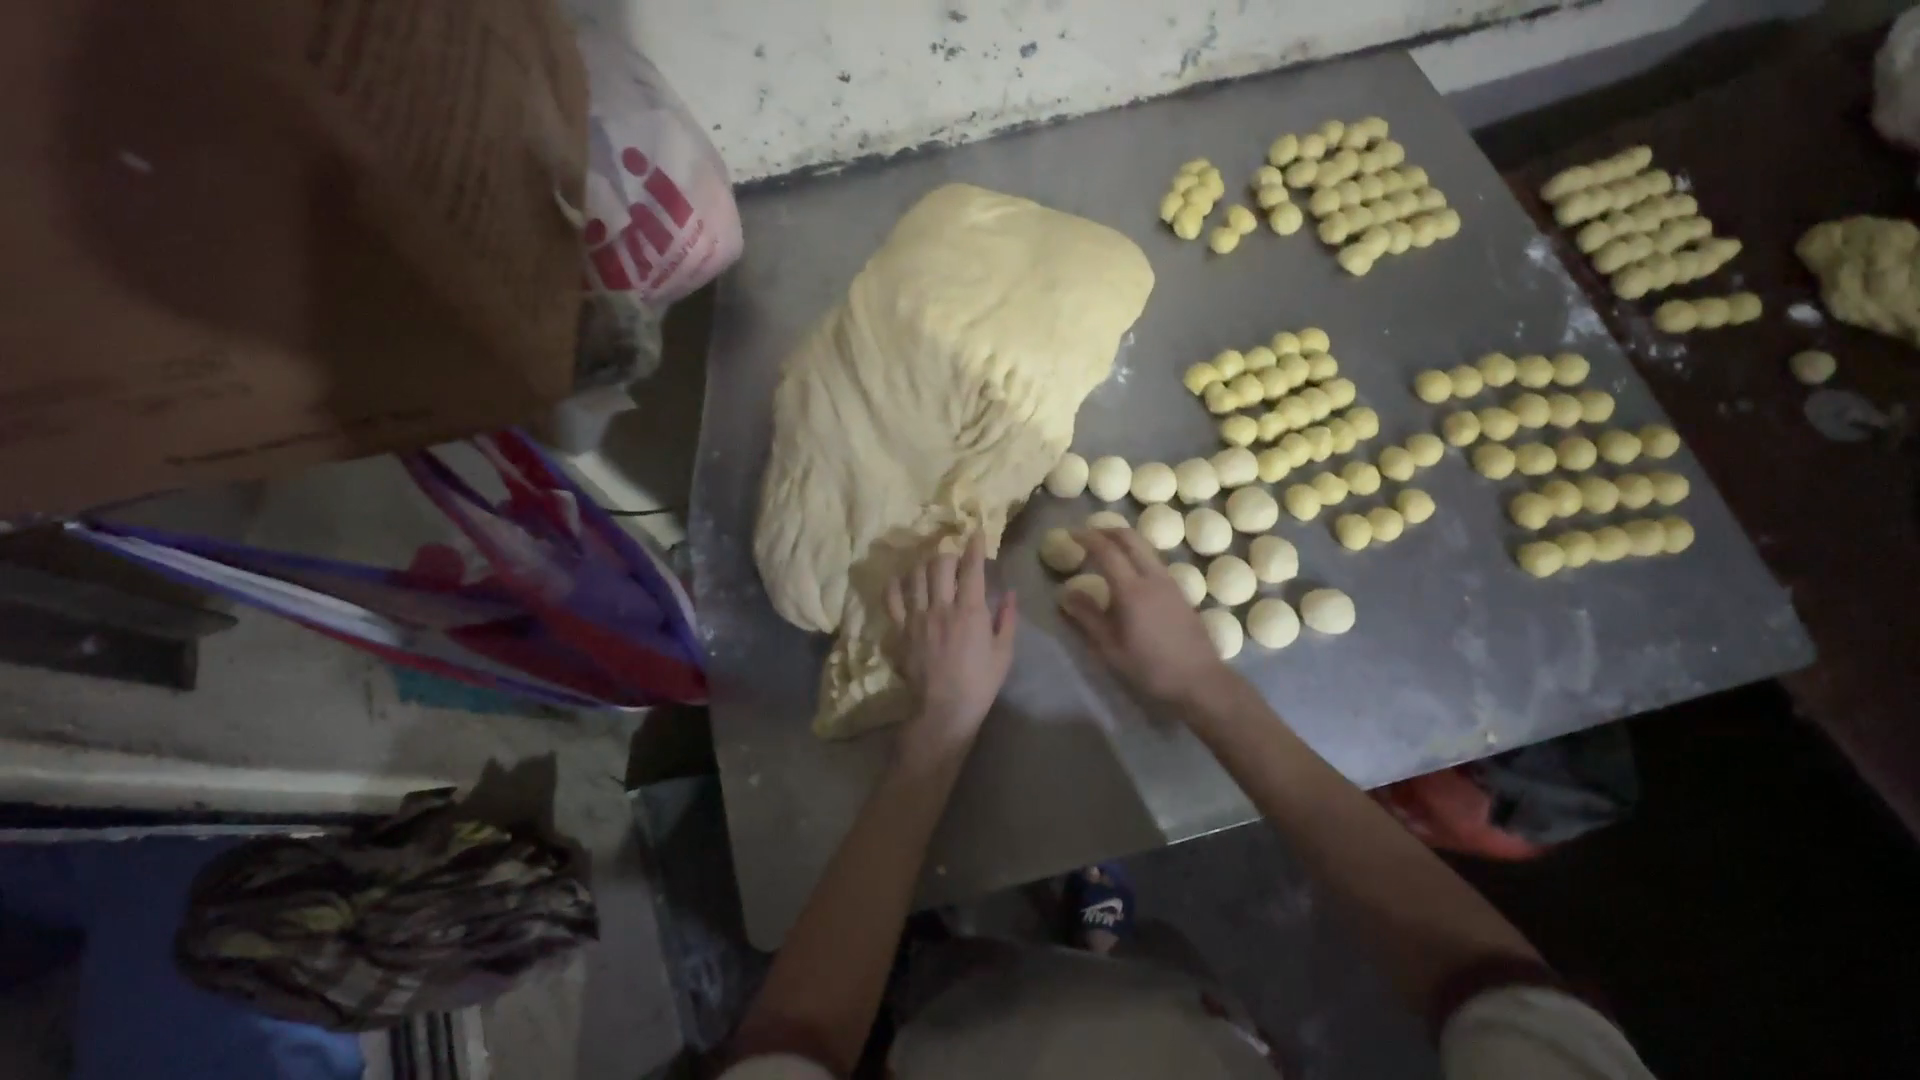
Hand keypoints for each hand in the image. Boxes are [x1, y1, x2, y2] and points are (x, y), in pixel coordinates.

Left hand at [886, 533, 1017, 761]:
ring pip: (916, 576)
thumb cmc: (980, 683)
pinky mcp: (900, 630)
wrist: (944, 709)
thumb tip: (1011, 593)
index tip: (976, 532)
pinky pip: (892, 599)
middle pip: (940, 564)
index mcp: (970, 611)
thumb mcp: (1004, 652)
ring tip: (931, 567)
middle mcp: (941, 607)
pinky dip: (896, 585)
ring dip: (925, 565)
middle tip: (955, 557)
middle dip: (949, 554)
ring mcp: (917, 617)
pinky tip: (902, 580)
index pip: (972, 568)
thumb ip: (1007, 619)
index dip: (974, 546)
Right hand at [1058, 528, 1228, 704]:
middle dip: (1107, 530)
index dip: (1087, 538)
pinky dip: (1136, 554)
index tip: (1070, 533)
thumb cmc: (1150, 668)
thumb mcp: (1111, 648)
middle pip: (1130, 538)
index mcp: (1132, 590)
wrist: (1200, 680)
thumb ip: (1087, 617)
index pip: (1107, 551)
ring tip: (1105, 549)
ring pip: (1145, 548)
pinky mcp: (1180, 591)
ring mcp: (1170, 582)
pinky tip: (1128, 571)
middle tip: (1087, 533)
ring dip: (1123, 540)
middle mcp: (1153, 577)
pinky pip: (1153, 561)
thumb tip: (1066, 594)